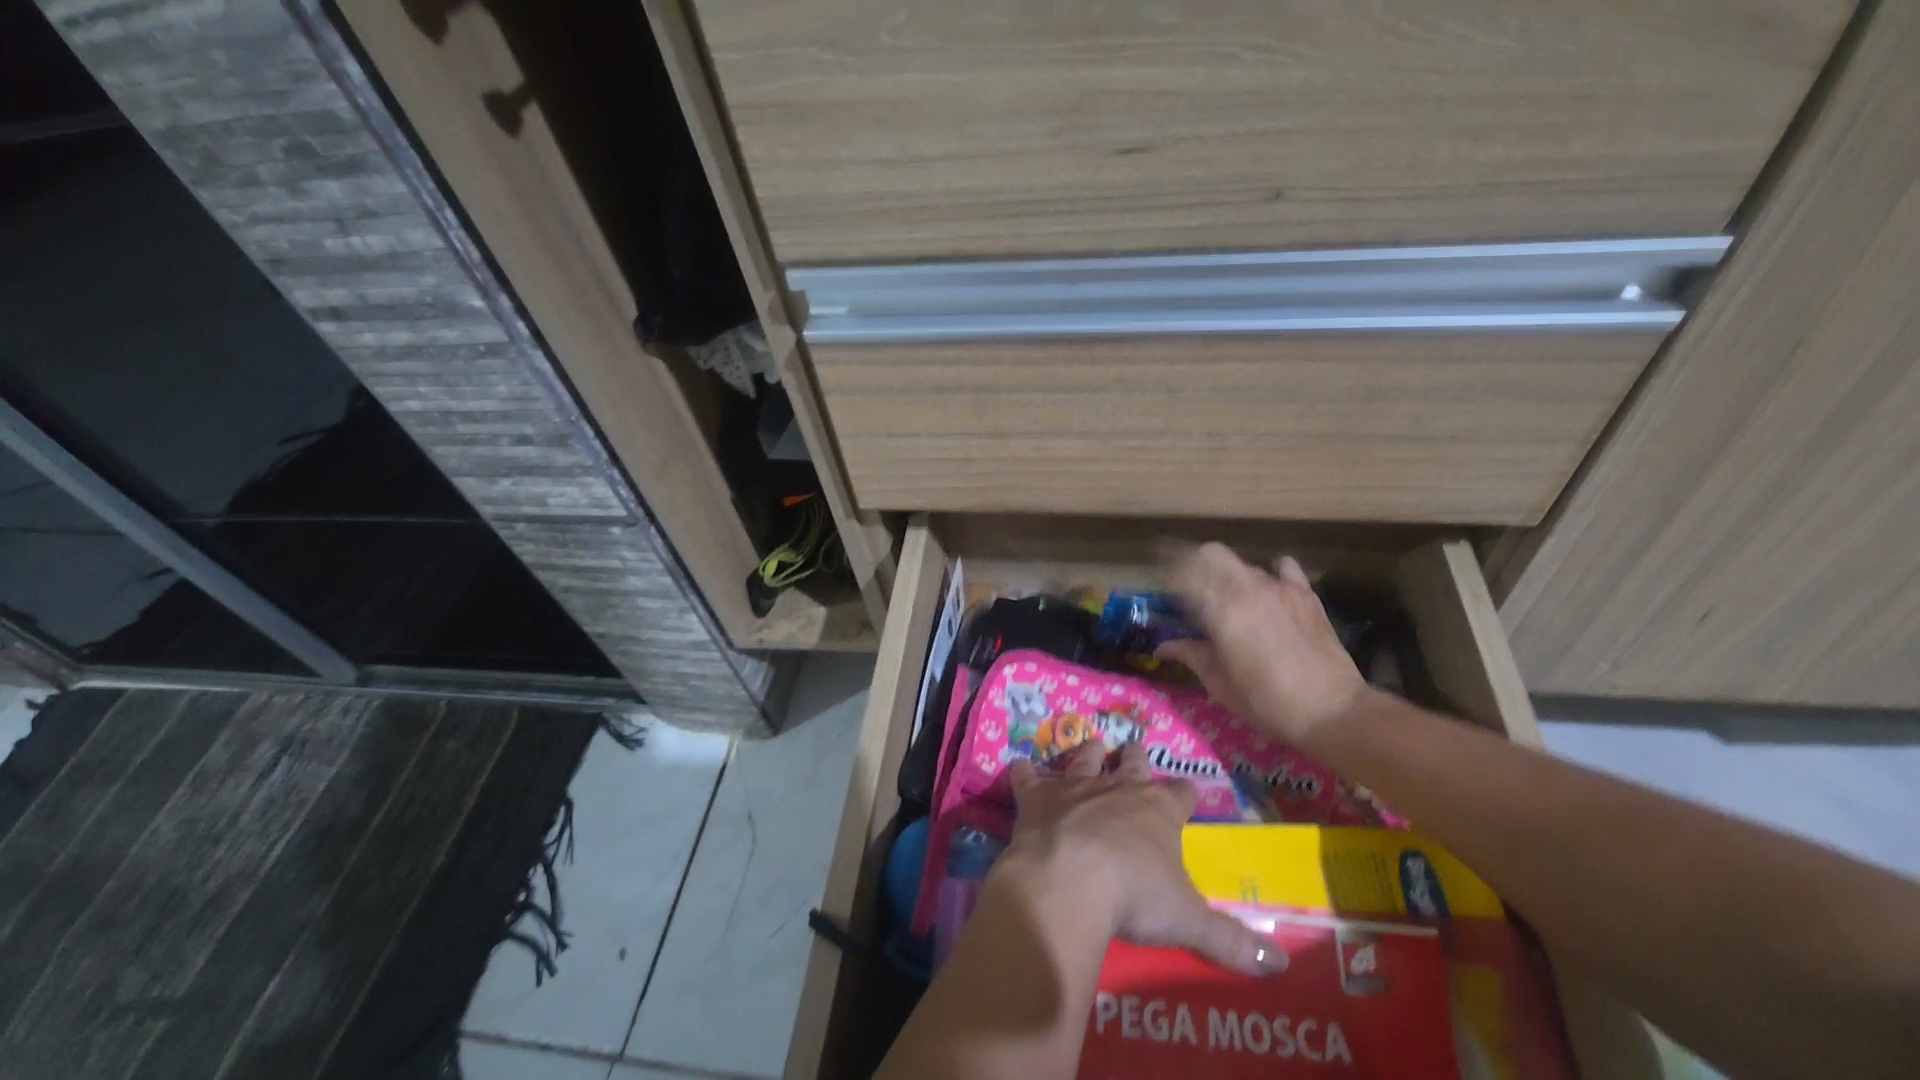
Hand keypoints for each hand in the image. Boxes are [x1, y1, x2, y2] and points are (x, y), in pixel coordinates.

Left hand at [998, 742, 1284, 976]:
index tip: (1189, 792)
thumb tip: (1279, 968)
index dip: (1186, 792)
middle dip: (1135, 756)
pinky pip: (1028, 777)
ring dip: (1087, 753)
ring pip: (1083, 760)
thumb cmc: (1135, 896)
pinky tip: (1020, 765)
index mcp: (1159, 811)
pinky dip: (1024, 773)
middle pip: (1131, 763)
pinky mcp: (1036, 799)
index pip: (1181, 793)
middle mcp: (1118, 789)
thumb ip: (1233, 942)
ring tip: (1091, 745)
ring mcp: (1074, 789)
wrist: (1070, 881)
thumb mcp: (1190, 922)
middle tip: (1135, 746)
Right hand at [1156, 542, 1373, 747]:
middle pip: (1211, 553)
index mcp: (1221, 611)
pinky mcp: (1305, 594)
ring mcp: (1280, 588)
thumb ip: (1191, 655)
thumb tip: (1163, 647)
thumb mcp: (1220, 684)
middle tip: (1184, 582)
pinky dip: (1269, 572)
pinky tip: (1267, 590)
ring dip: (1227, 572)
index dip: (1166, 573)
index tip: (1159, 581)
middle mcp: (1248, 589)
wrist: (1331, 711)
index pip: (1184, 574)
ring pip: (1243, 562)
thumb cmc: (1267, 703)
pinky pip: (1283, 567)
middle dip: (1192, 562)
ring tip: (1224, 593)